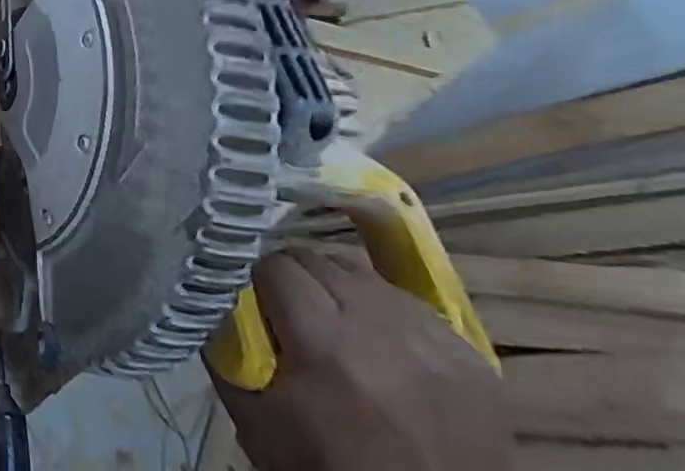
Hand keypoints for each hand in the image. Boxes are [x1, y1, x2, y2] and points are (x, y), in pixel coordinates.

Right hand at [211, 250, 510, 470]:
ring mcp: (429, 333)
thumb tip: (217, 297)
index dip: (259, 281)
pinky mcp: (466, 349)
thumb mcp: (257, 425)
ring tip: (338, 328)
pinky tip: (381, 347)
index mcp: (324, 343)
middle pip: (316, 259)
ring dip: (338, 290)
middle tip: (293, 316)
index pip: (275, 266)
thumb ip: (226, 354)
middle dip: (296, 281)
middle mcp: (379, 323)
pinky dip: (383, 313)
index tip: (258, 304)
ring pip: (360, 272)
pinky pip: (405, 301)